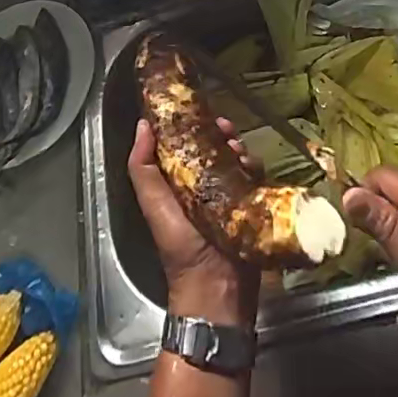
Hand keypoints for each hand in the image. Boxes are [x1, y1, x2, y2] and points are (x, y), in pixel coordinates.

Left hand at [128, 117, 260, 325]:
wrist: (215, 285)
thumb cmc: (179, 244)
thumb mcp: (153, 203)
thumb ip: (143, 167)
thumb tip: (143, 125)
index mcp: (177, 182)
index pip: (185, 144)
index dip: (191, 124)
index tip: (198, 111)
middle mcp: (203, 185)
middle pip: (214, 147)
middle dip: (219, 133)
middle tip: (225, 127)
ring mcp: (228, 194)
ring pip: (235, 159)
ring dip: (237, 147)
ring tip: (237, 147)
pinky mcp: (249, 204)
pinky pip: (254, 177)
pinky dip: (253, 166)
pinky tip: (251, 165)